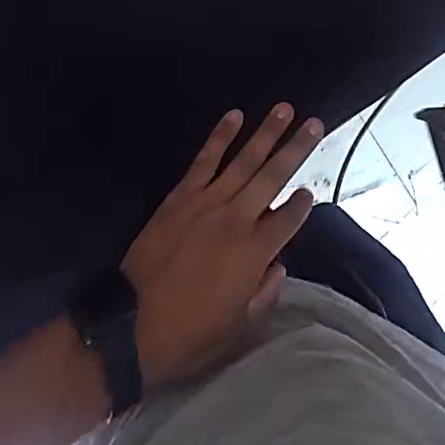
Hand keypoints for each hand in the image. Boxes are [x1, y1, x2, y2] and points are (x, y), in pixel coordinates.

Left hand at [120, 104, 322, 390]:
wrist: (128, 330)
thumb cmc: (190, 335)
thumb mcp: (241, 328)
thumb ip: (266, 294)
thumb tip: (279, 267)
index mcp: (256, 251)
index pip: (290, 217)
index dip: (302, 204)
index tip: (307, 194)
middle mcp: (239, 219)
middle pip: (275, 176)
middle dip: (298, 148)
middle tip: (316, 123)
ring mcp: (209, 203)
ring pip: (245, 160)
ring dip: (267, 133)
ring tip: (285, 108)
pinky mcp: (181, 197)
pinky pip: (205, 160)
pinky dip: (220, 137)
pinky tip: (235, 116)